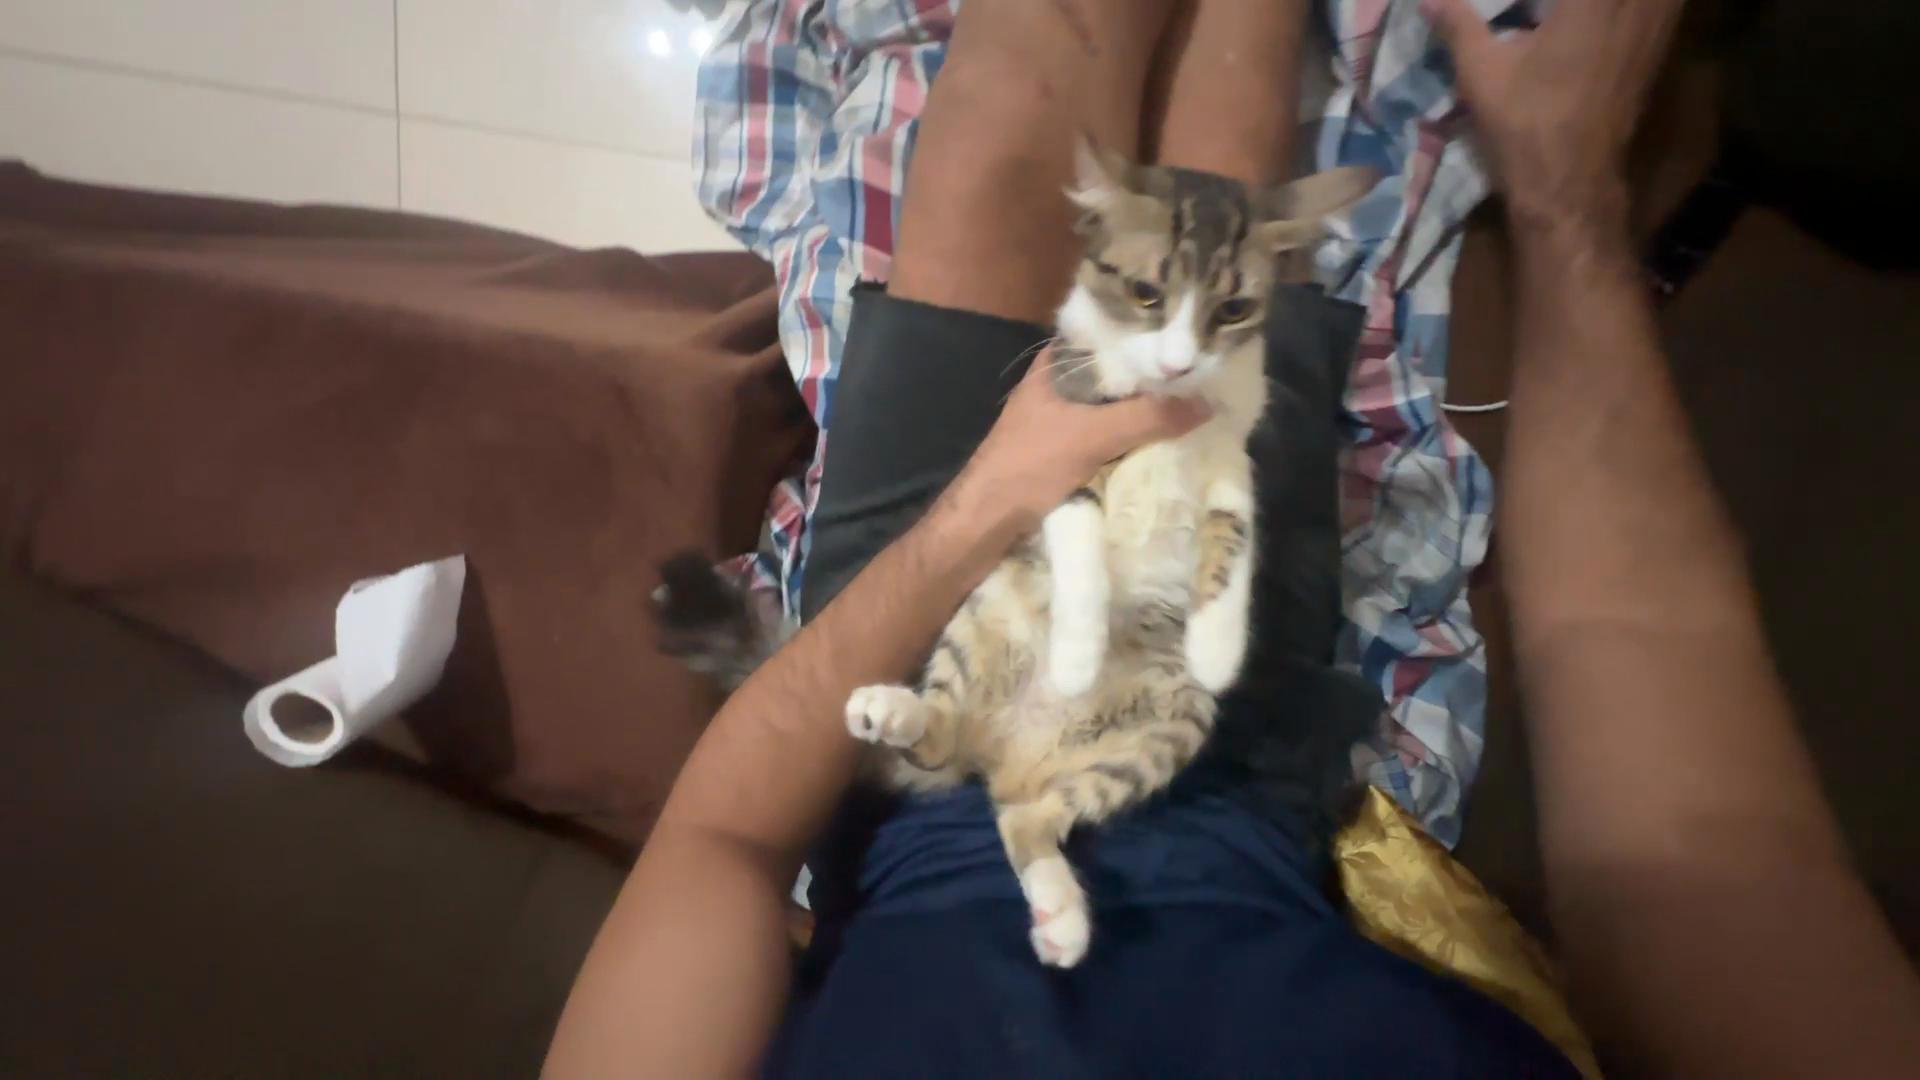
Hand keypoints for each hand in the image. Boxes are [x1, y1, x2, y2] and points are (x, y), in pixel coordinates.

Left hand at [947, 352, 1209, 537]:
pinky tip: (1160, 436)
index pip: (1107, 333)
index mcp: (1055, 365)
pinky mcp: (1063, 449)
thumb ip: (1148, 417)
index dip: (1146, 332)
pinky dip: (1130, 433)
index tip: (1187, 333)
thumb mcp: (1092, 436)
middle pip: (1114, 370)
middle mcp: (1057, 385)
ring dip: (1143, 406)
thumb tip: (1207, 403)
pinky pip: (1106, 432)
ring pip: (1111, 403)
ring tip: (1192, 399)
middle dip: (1151, 374)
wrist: (986, 519)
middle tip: (1200, 370)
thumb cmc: (1030, 464)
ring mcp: (1059, 418)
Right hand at [1426, 0, 1683, 233]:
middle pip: (1578, 2)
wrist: (1570, 175)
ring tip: (1551, 22)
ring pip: (1615, 5)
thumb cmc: (1523, 123)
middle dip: (1545, 6)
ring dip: (1579, 13)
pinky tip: (1582, 28)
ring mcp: (1660, 10)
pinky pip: (1648, 7)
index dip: (1518, 0)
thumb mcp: (1482, 74)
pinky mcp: (1663, 32)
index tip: (1503, 5)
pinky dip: (1611, 14)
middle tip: (1523, 13)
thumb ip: (1459, 27)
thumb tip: (1428, 0)